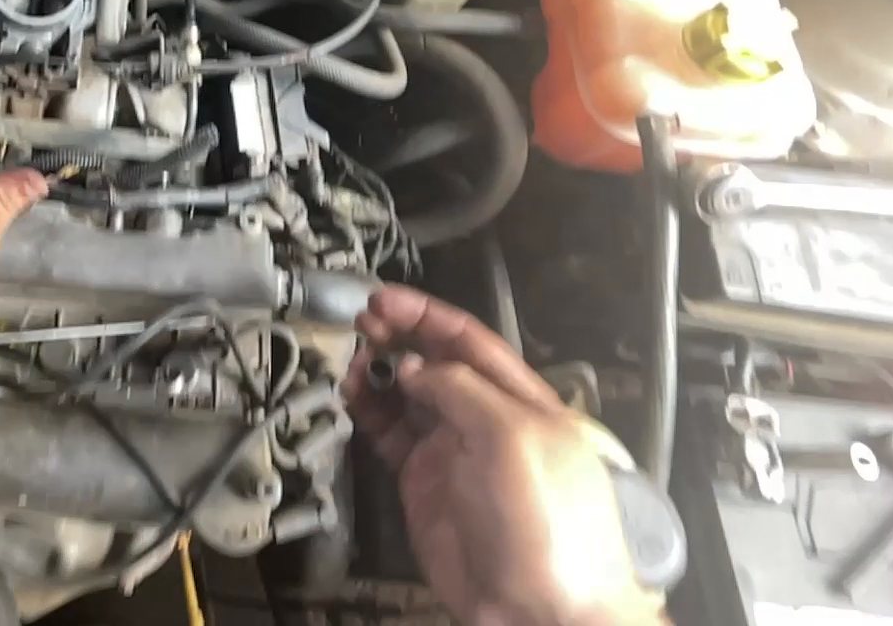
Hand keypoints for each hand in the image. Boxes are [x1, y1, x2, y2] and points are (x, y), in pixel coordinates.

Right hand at [343, 286, 660, 625]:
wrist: (536, 613)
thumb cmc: (543, 520)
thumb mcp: (511, 439)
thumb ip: (458, 388)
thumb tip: (409, 368)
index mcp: (518, 400)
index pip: (467, 340)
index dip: (424, 314)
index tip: (383, 299)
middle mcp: (481, 415)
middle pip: (431, 360)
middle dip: (395, 335)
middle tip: (361, 322)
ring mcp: (449, 446)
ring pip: (403, 390)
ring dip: (376, 369)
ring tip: (351, 362)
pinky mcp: (420, 475)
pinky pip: (387, 428)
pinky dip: (365, 406)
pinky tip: (349, 393)